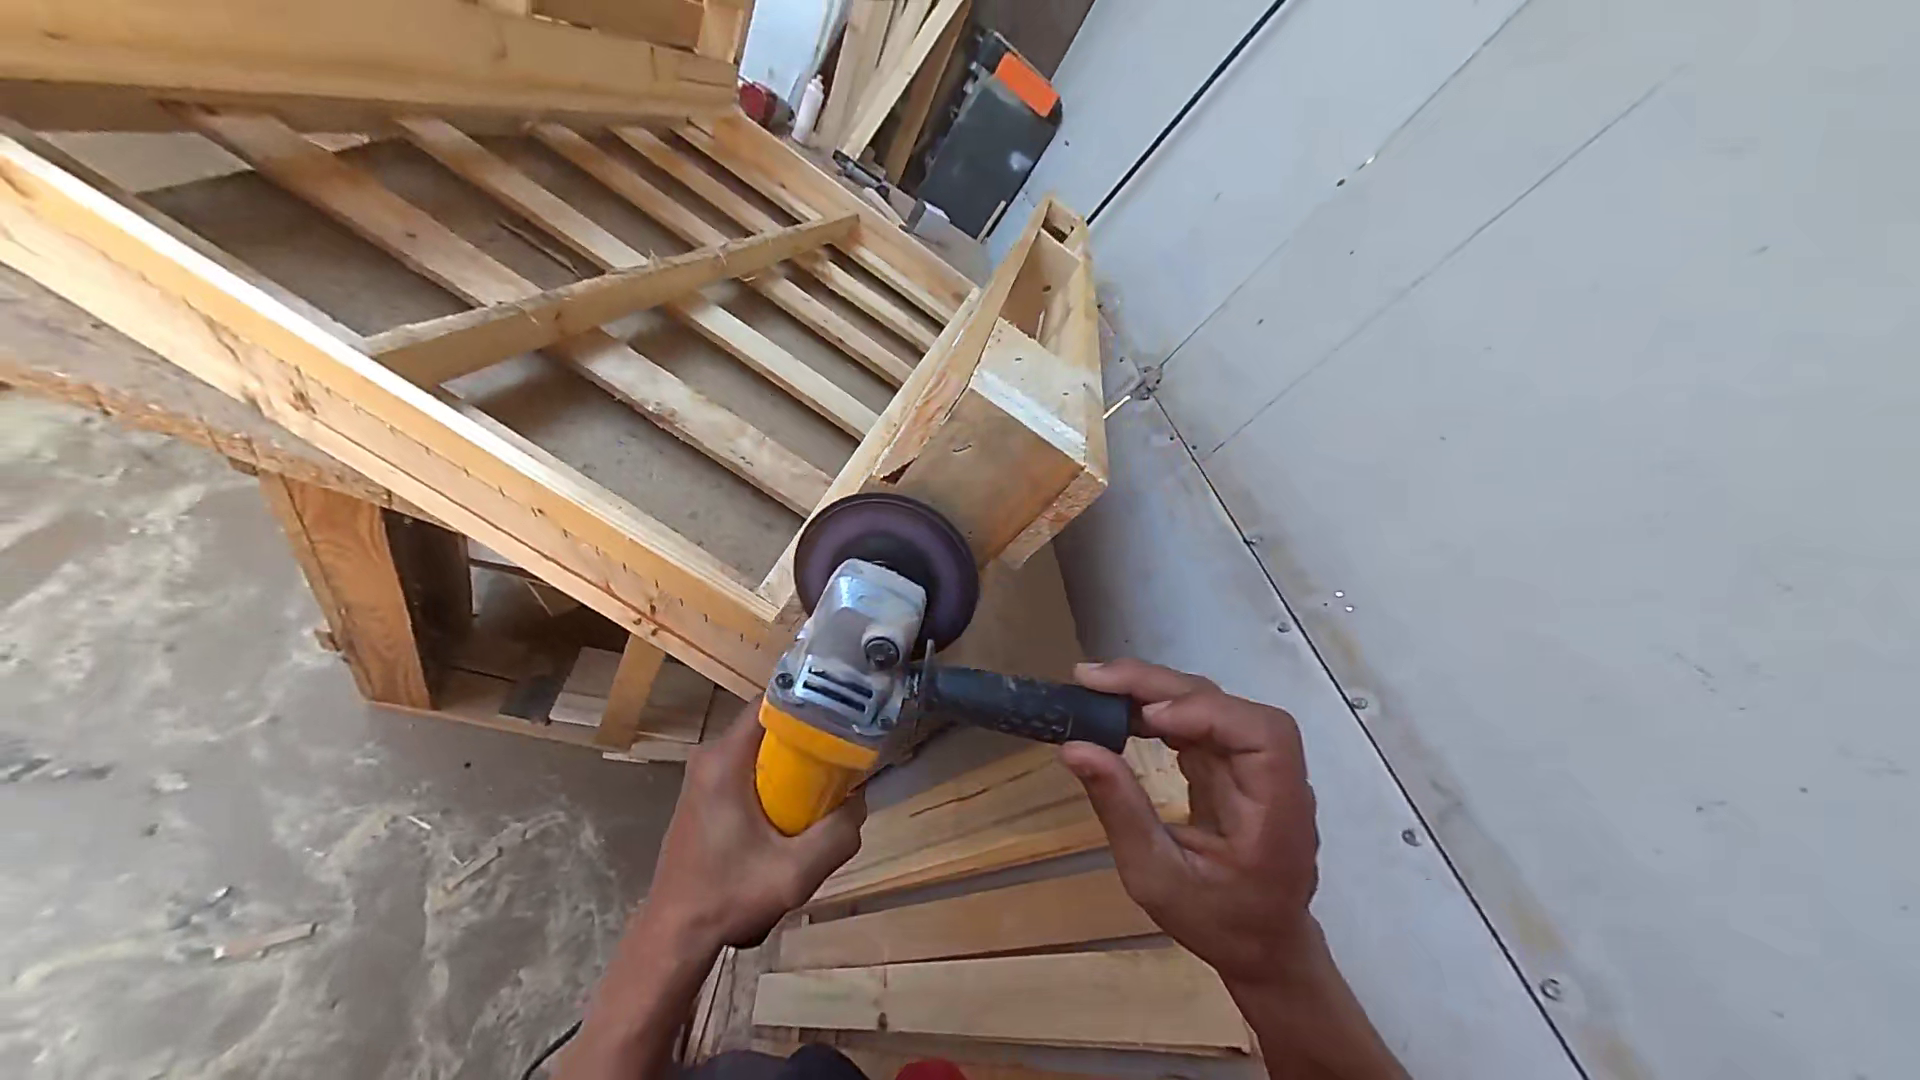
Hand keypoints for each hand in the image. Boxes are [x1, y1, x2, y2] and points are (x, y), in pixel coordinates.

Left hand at [643, 706, 865, 951]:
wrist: (675, 935)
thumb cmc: (729, 896)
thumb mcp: (795, 873)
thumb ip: (838, 834)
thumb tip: (859, 800)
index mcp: (724, 760)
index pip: (771, 701)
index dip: (809, 700)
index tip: (842, 712)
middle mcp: (710, 756)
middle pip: (769, 723)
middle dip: (808, 731)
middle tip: (844, 747)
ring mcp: (704, 775)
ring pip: (761, 745)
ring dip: (793, 755)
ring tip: (828, 775)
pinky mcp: (705, 794)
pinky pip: (749, 765)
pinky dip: (776, 772)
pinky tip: (798, 801)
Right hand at [1057, 659, 1319, 988]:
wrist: (1262, 943)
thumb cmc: (1217, 921)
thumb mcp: (1157, 879)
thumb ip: (1121, 810)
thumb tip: (1074, 747)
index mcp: (1276, 812)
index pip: (1263, 735)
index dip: (1207, 712)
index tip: (1147, 717)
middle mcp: (1272, 776)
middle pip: (1227, 705)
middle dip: (1159, 685)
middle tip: (1091, 679)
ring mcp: (1252, 763)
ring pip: (1207, 702)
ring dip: (1152, 688)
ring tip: (1097, 688)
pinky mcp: (1229, 760)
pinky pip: (1194, 717)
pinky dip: (1155, 706)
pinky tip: (1120, 710)